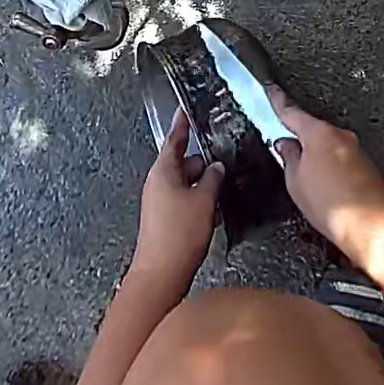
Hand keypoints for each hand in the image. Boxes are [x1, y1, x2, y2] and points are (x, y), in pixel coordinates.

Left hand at [128, 109, 223, 301]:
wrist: (161, 275)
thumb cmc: (178, 235)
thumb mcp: (204, 200)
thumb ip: (213, 178)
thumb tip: (217, 166)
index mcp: (163, 171)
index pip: (174, 139)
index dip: (182, 123)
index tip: (184, 109)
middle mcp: (158, 182)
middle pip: (185, 161)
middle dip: (204, 163)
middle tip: (225, 163)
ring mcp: (160, 201)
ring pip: (187, 182)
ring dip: (204, 185)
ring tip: (223, 191)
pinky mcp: (165, 218)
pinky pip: (185, 199)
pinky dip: (199, 201)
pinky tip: (215, 211)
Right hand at [269, 90, 383, 277]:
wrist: (370, 227)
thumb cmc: (334, 205)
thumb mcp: (295, 181)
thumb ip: (287, 156)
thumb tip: (285, 146)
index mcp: (319, 133)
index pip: (291, 111)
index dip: (277, 100)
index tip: (271, 89)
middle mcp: (340, 136)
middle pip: (311, 131)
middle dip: (299, 142)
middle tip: (287, 159)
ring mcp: (355, 150)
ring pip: (327, 148)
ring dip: (317, 160)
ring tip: (311, 187)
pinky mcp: (366, 166)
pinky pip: (341, 161)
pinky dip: (332, 171)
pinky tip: (327, 192)